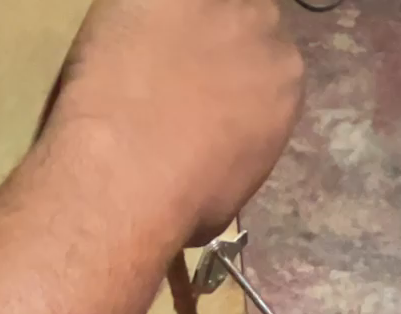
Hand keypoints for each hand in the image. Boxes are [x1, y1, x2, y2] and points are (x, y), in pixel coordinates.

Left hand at [47, 0, 302, 243]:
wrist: (128, 177)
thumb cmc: (185, 206)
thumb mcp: (231, 190)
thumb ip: (236, 147)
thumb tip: (217, 149)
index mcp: (285, 83)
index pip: (268, 62)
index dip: (234, 77)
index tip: (208, 96)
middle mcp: (261, 31)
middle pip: (242, 21)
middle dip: (213, 46)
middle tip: (173, 77)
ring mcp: (210, 3)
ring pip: (197, 4)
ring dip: (175, 25)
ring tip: (140, 62)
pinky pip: (145, 1)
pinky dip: (132, 16)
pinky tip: (114, 48)